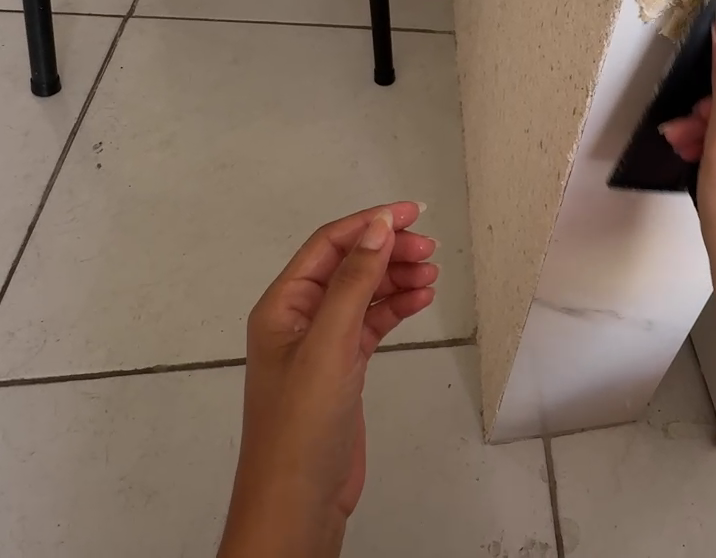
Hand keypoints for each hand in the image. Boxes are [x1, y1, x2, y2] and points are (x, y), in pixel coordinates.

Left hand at [218, 203, 438, 557]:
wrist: (298, 501)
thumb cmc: (303, 421)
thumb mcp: (329, 344)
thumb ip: (354, 281)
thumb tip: (380, 226)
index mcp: (284, 304)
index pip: (329, 244)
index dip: (370, 223)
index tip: (414, 214)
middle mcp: (302, 316)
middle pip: (350, 265)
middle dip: (389, 251)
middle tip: (430, 251)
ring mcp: (324, 342)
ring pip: (365, 291)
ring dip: (397, 278)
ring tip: (432, 275)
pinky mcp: (344, 365)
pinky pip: (374, 321)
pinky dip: (398, 307)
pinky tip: (422, 300)